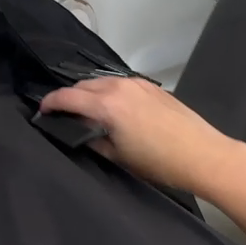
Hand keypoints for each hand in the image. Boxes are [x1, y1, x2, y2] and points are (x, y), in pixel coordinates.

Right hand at [38, 78, 245, 195]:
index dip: (49, 104)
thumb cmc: (159, 162)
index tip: (41, 113)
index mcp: (106, 104)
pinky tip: (112, 109)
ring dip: (89, 94)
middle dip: (69, 98)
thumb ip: (91, 139)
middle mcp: (118, 86)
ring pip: (100, 82)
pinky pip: (119, 84)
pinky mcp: (151, 87)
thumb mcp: (118, 157)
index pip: (66, 96)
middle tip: (64, 116)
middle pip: (81, 85)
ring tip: (87, 112)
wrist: (204, 155)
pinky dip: (108, 92)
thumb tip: (77, 131)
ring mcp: (136, 83)